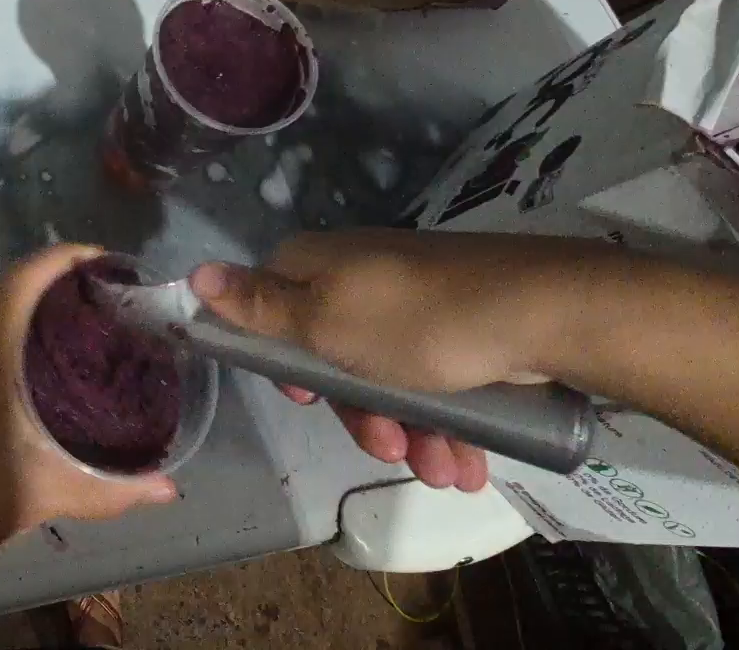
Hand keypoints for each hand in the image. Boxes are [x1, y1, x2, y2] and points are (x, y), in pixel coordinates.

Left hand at [0, 244, 177, 564]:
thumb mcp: (50, 491)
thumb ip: (113, 490)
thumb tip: (170, 488)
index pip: (24, 279)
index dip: (63, 257)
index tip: (105, 259)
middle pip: (14, 284)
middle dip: (59, 273)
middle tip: (109, 287)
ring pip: (0, 305)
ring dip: (39, 296)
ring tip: (89, 311)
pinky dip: (23, 319)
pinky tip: (54, 351)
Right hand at [191, 229, 576, 491]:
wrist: (546, 313)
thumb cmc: (416, 322)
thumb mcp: (323, 320)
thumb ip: (258, 305)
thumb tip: (192, 272)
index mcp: (318, 266)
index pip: (271, 306)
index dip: (285, 360)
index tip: (307, 399)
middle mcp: (358, 276)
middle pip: (331, 352)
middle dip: (359, 414)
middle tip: (387, 450)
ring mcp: (412, 300)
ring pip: (387, 376)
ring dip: (409, 432)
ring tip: (442, 472)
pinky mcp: (458, 324)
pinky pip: (434, 379)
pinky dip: (444, 423)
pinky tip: (466, 461)